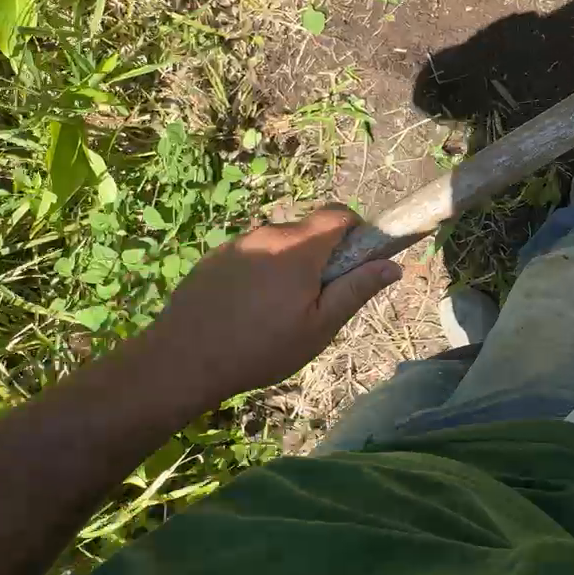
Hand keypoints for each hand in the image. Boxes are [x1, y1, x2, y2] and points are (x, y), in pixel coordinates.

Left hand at [144, 206, 401, 399]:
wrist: (180, 361)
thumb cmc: (260, 348)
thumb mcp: (318, 327)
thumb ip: (356, 291)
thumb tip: (393, 266)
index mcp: (299, 248)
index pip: (339, 214)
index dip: (355, 231)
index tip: (353, 263)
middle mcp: (268, 234)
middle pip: (308, 231)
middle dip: (320, 256)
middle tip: (314, 300)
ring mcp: (237, 243)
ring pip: (279, 244)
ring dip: (289, 266)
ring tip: (276, 312)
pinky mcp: (214, 258)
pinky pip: (252, 255)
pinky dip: (260, 273)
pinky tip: (247, 311)